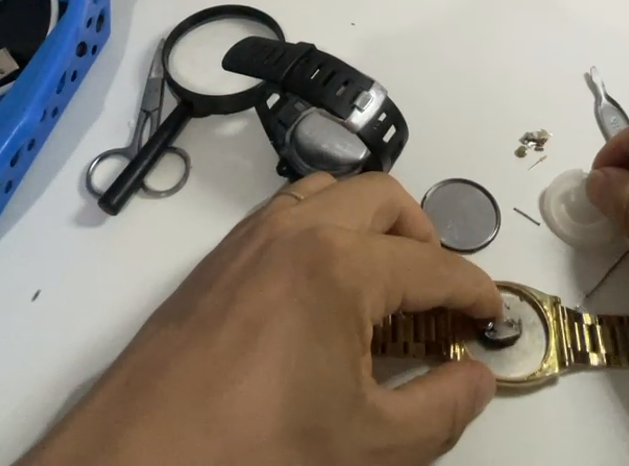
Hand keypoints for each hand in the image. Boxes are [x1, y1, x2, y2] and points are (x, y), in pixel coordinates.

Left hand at [24, 173, 502, 465]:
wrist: (137, 460)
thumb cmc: (256, 451)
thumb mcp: (366, 446)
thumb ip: (440, 409)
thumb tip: (479, 379)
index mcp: (341, 265)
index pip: (432, 265)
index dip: (473, 290)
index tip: (492, 315)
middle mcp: (299, 228)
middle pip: (386, 199)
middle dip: (424, 239)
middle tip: (435, 297)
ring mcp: (254, 232)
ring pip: (334, 190)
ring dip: (371, 222)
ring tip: (381, 282)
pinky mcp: (222, 251)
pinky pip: (290, 209)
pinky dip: (325, 225)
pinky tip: (322, 287)